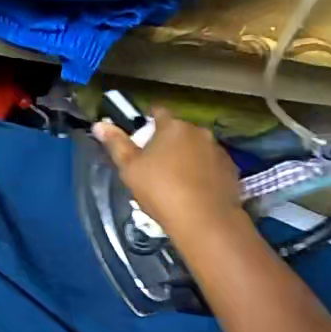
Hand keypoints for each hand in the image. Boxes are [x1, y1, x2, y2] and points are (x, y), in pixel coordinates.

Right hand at [92, 109, 243, 241]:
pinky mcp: (231, 168)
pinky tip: (196, 191)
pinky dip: (204, 172)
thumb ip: (116, 145)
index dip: (148, 120)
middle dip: (168, 142)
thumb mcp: (130, 170)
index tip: (142, 133)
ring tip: (178, 181)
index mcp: (172, 126)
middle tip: (156, 165)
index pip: (158, 112)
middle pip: (179, 131)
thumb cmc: (161, 190)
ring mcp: (217, 149)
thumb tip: (99, 124)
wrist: (204, 219)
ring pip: (197, 147)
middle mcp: (198, 131)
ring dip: (188, 157)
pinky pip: (212, 164)